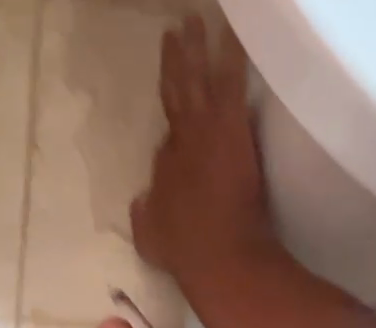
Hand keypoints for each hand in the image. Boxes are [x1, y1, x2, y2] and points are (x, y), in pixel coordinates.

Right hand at [132, 14, 272, 282]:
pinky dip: (231, 57)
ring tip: (195, 22)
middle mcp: (178, 142)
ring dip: (195, 48)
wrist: (221, 257)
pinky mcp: (232, 129)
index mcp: (161, 168)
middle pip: (175, 94)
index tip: (182, 138)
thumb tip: (144, 201)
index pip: (167, 141)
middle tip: (173, 34)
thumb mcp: (150, 236)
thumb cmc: (186, 254)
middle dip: (174, 64)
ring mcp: (205, 132)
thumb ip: (146, 213)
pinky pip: (231, 83)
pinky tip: (232, 37)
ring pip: (198, 78)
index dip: (175, 138)